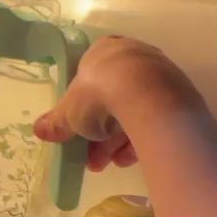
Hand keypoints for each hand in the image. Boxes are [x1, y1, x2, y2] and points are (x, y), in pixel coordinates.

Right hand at [33, 37, 200, 170]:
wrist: (147, 97)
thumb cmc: (98, 95)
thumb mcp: (68, 113)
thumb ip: (55, 122)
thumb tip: (38, 129)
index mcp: (102, 52)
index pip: (87, 78)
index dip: (81, 109)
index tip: (78, 131)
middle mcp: (131, 56)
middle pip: (110, 99)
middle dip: (99, 134)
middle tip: (93, 158)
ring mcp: (157, 73)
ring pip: (132, 111)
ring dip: (117, 142)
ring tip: (110, 164)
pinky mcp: (177, 92)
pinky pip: (152, 118)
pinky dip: (140, 139)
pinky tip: (130, 160)